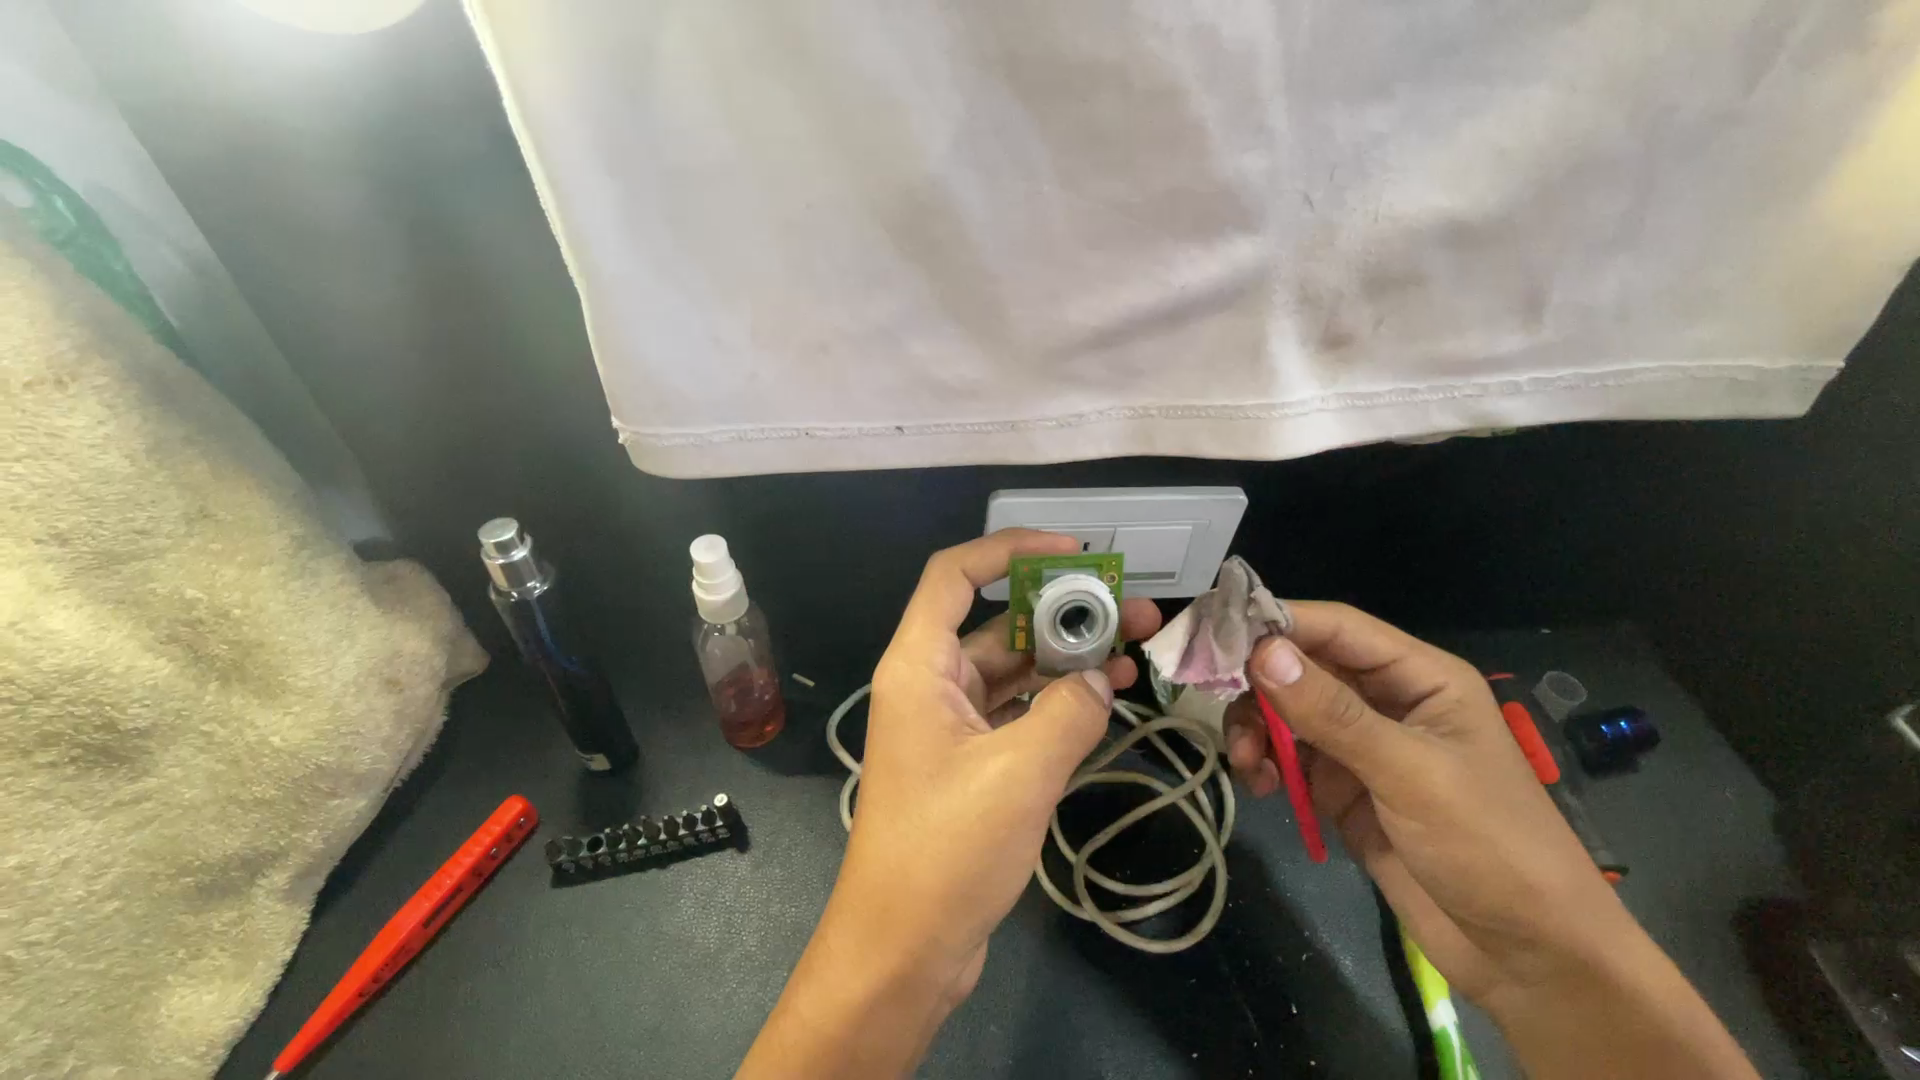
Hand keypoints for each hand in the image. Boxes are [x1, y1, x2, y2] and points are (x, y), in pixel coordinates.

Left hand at [845, 528, 1161, 990]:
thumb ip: (1069, 711)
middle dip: (1063, 610)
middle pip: (999, 622)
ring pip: (1015, 670)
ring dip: (1069, 658)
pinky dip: (1059, 702)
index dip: (1011, 550)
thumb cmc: (947, 849)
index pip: (955, 576)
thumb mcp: (1019, 772)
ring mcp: (951, 725)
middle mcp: (930, 684)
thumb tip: (1101, 681)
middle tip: (1134, 609)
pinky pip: (1019, 713)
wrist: (904, 948)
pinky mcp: (971, 763)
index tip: (1075, 551)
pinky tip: (1109, 701)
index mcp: (919, 666)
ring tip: (1136, 653)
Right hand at [1220, 602, 1758, 1078]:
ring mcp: (1363, 748)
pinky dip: (1266, 764)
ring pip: (1287, 714)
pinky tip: (1261, 786)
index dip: (1277, 623)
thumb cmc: (1489, 847)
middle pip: (1303, 668)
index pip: (1336, 628)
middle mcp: (1387, 702)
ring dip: (1256, 729)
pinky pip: (1290, 758)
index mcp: (1420, 678)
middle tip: (1219, 709)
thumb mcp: (1410, 774)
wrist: (1527, 956)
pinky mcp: (1344, 789)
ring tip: (1243, 763)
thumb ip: (1334, 714)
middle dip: (1258, 686)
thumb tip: (1262, 653)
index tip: (1214, 633)